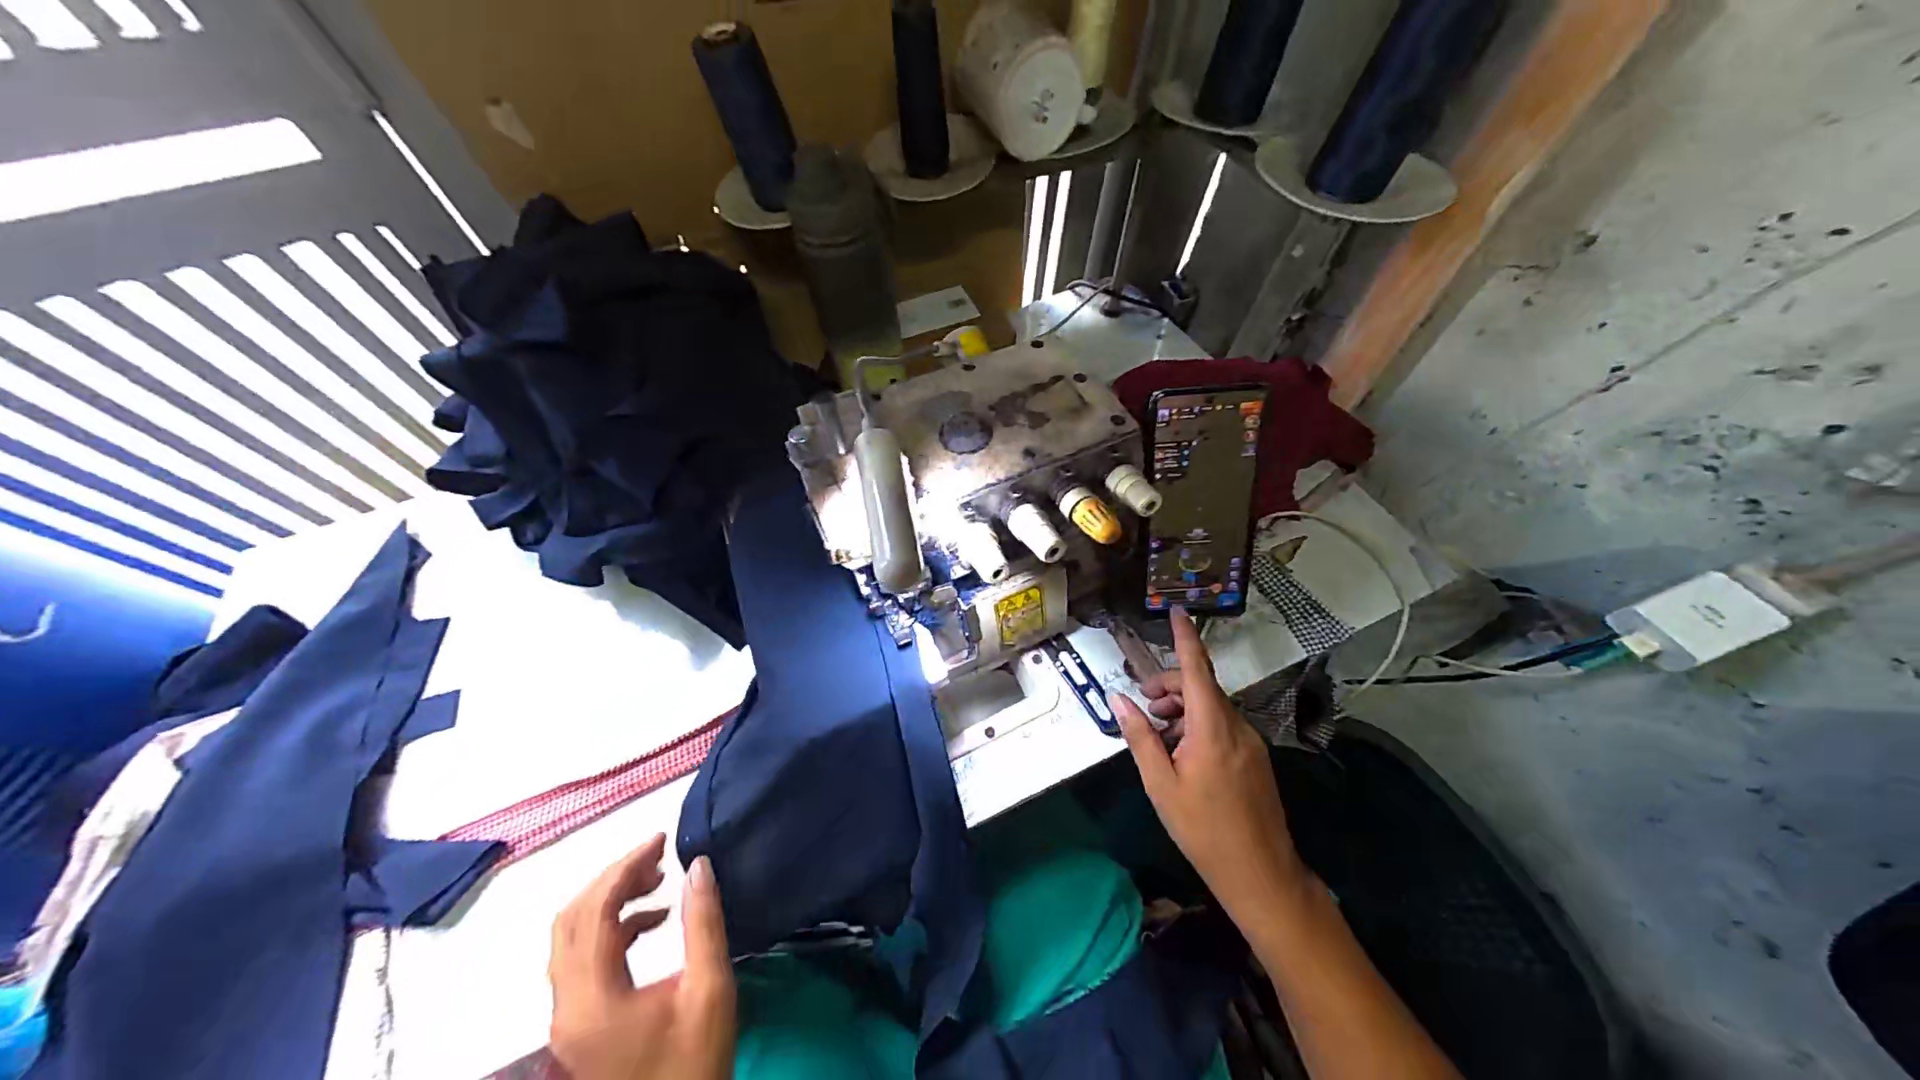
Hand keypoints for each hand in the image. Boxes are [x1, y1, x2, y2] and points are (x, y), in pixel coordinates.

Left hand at [549, 835, 734, 1079]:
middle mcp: (566, 1006)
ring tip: (659, 884)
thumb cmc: (694, 1065)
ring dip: (609, 902)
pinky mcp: (578, 1027)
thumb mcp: (709, 991)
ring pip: (570, 940)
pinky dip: (610, 930)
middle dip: (612, 879)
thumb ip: (702, 925)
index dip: (625, 867)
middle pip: (570, 921)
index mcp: (592, 998)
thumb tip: (698, 867)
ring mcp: (567, 1020)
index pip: (593, 911)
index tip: (661, 840)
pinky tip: (651, 923)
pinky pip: (580, 961)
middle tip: (658, 858)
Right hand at [1111, 608, 1310, 920]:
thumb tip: (1119, 699)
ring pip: (1212, 706)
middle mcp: (1236, 727)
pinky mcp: (1255, 757)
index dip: (1185, 638)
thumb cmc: (1203, 829)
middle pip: (1202, 687)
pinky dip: (1197, 725)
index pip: (1197, 670)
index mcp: (1212, 729)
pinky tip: (1181, 752)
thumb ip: (1140, 736)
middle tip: (1144, 705)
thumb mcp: (1160, 783)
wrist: (1261, 873)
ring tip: (1158, 734)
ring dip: (1182, 707)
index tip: (1176, 611)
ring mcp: (1250, 742)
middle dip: (1170, 685)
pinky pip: (1222, 725)